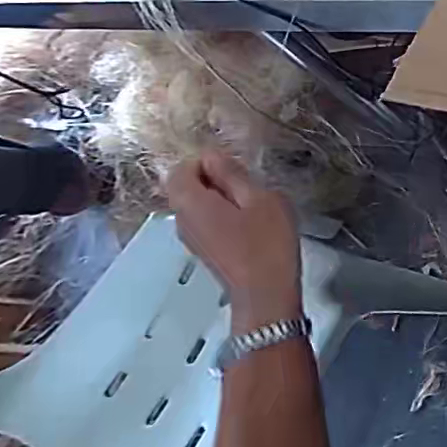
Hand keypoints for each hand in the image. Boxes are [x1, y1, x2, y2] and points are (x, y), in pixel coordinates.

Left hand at [169, 152, 302, 329]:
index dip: (204, 161)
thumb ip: (232, 175)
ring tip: (252, 200)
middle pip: (184, 187)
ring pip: (194, 204)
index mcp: (192, 205)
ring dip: (218, 195)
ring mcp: (190, 238)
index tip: (236, 167)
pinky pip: (202, 219)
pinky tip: (248, 220)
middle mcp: (182, 221)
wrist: (265, 291)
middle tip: (248, 182)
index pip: (179, 170)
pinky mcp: (203, 249)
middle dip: (211, 177)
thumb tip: (211, 155)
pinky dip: (220, 211)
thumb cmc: (266, 240)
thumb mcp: (259, 198)